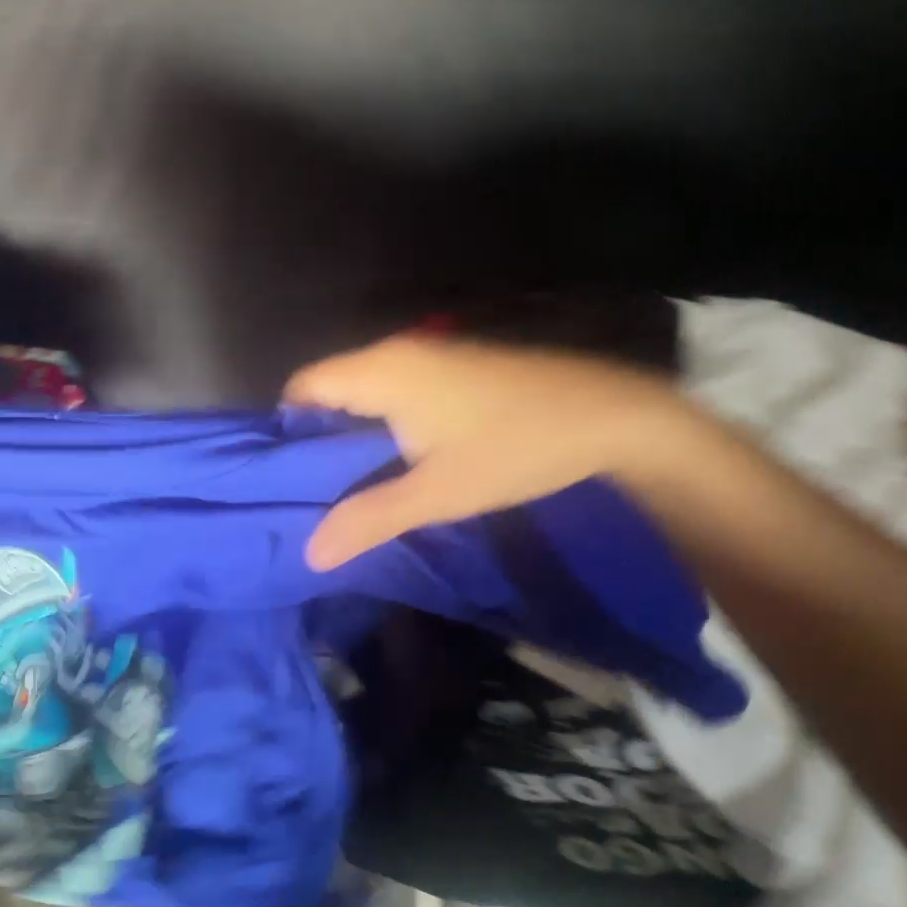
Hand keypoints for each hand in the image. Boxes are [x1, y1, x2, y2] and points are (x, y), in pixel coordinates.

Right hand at [284, 335, 698, 570]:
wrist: (619, 418)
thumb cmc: (517, 449)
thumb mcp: (437, 494)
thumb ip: (367, 518)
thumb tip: (310, 554)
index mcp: (380, 371)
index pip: (302, 387)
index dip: (288, 429)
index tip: (291, 475)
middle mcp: (396, 352)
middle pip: (329, 385)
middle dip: (318, 433)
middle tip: (318, 486)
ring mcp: (429, 354)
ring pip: (362, 386)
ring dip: (352, 426)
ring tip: (356, 477)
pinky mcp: (455, 363)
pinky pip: (394, 384)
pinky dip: (383, 416)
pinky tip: (403, 453)